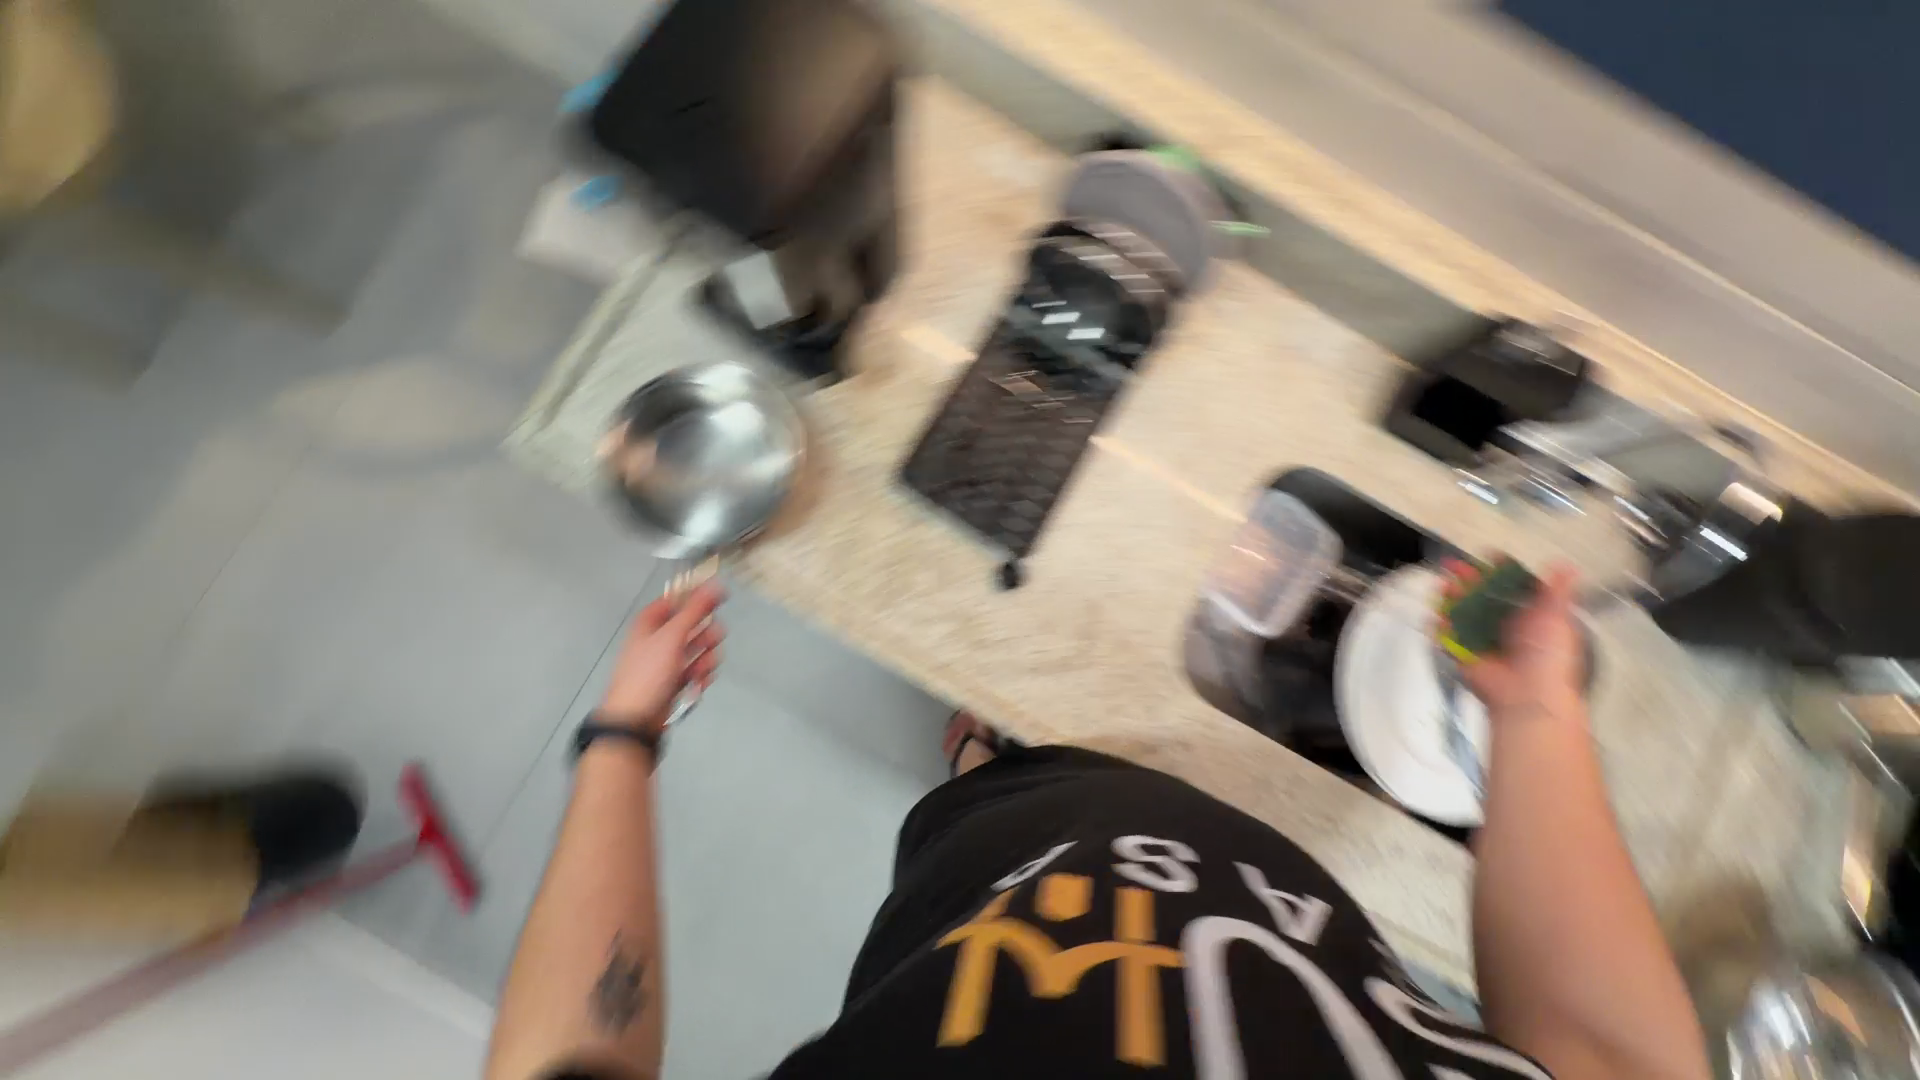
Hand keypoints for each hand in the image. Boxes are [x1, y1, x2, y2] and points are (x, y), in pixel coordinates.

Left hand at [598, 582, 726, 731]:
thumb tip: (716, 582)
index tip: (719, 600)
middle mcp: (659, 637)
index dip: (697, 598)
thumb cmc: (649, 672)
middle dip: (706, 635)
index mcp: (651, 621)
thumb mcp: (672, 636)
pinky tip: (698, 683)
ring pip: (699, 648)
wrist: (636, 718)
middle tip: (711, 641)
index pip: (678, 599)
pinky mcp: (676, 679)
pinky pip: (697, 668)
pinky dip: (701, 675)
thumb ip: (696, 609)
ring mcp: (667, 659)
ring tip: (701, 671)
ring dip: (706, 658)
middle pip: (693, 624)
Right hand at [1440, 559, 1585, 719]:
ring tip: (1442, 585)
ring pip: (1460, 611)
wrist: (1526, 692)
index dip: (1499, 571)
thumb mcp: (1557, 618)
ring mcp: (1480, 638)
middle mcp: (1502, 624)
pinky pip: (1446, 635)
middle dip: (1466, 579)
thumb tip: (1567, 563)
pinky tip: (1436, 612)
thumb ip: (1557, 592)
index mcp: (1527, 615)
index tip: (1489, 557)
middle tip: (1453, 565)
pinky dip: (1439, 624)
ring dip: (1450, 597)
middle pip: (1480, 595)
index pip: (1511, 587)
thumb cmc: (1546, 653)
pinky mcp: (1461, 652)